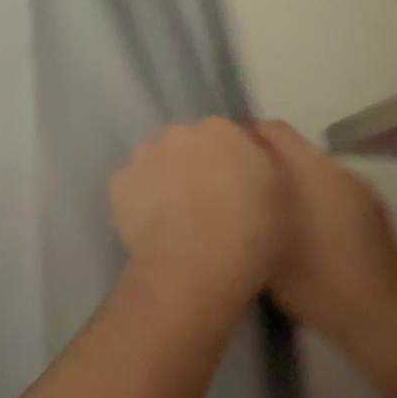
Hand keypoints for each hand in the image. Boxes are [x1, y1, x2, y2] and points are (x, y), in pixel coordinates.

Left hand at [109, 118, 293, 316]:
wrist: (194, 267)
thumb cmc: (250, 234)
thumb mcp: (278, 192)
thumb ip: (259, 163)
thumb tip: (243, 160)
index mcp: (222, 130)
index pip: (224, 136)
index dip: (229, 163)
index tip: (233, 189)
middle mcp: (178, 133)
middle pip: (186, 144)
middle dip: (193, 166)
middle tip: (204, 203)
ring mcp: (144, 156)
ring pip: (156, 162)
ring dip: (164, 180)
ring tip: (176, 218)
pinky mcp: (118, 182)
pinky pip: (133, 186)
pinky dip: (140, 199)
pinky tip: (153, 226)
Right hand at [250, 121, 396, 349]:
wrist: (382, 322)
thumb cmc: (316, 282)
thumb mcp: (266, 244)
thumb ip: (248, 205)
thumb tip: (232, 182)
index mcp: (314, 171)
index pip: (273, 130)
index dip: (244, 137)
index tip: (222, 160)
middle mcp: (341, 172)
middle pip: (294, 150)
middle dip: (266, 163)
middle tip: (239, 190)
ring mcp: (364, 193)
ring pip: (315, 174)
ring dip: (291, 184)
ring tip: (268, 213)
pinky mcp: (376, 215)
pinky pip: (334, 193)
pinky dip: (314, 201)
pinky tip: (303, 234)